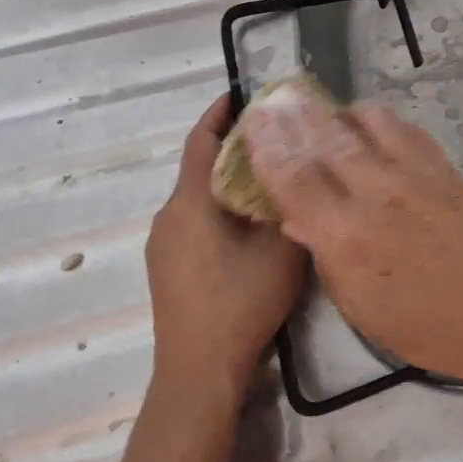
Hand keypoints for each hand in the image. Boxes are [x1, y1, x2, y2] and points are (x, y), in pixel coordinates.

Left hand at [145, 94, 306, 386]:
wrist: (199, 370)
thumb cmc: (241, 299)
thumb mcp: (281, 243)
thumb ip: (289, 198)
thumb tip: (299, 164)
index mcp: (190, 201)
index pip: (201, 140)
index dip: (221, 112)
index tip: (245, 91)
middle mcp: (168, 215)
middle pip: (201, 166)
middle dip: (235, 146)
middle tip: (277, 136)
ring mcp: (163, 244)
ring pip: (199, 195)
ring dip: (230, 179)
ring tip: (273, 175)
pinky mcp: (167, 268)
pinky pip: (195, 220)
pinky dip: (221, 206)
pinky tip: (252, 221)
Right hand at [242, 96, 462, 378]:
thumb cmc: (425, 324)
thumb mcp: (359, 304)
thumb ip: (325, 253)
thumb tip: (295, 216)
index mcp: (348, 237)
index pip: (296, 179)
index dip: (269, 146)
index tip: (253, 119)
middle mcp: (378, 194)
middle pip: (329, 140)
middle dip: (297, 115)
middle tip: (278, 94)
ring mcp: (416, 174)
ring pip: (370, 123)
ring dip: (342, 113)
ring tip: (326, 112)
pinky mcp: (444, 167)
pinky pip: (405, 130)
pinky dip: (380, 122)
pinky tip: (371, 125)